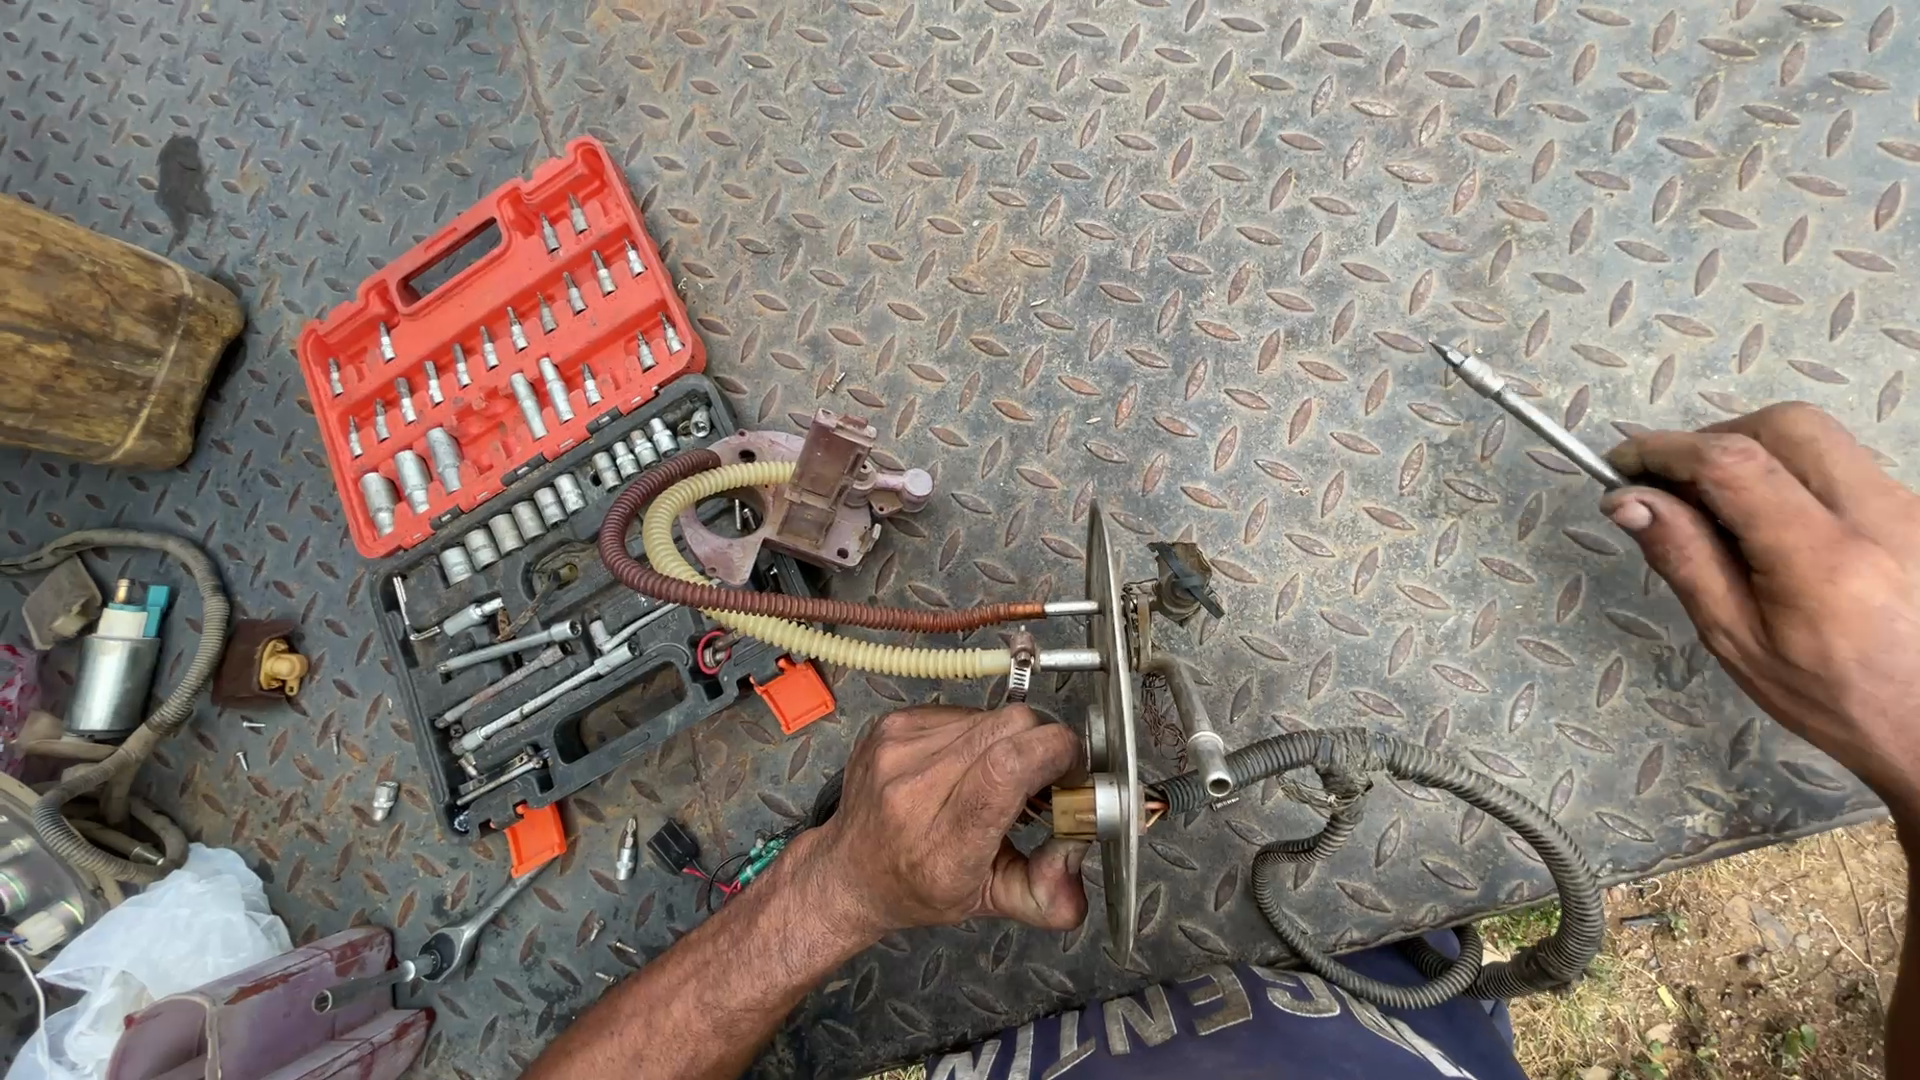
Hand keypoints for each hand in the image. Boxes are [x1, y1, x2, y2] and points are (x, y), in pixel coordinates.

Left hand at [809, 704, 1088, 936]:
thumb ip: (1049, 892)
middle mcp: (913, 791)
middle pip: (1009, 727)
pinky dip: (981, 733)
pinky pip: (964, 710)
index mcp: (942, 846)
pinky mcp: (894, 723)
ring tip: (1001, 774)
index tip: (1071, 771)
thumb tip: (1081, 844)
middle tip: (1045, 776)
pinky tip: (968, 762)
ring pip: (992, 714)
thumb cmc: (918, 885)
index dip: (1054, 754)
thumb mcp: (989, 903)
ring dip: (1012, 739)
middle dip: (1044, 743)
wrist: (849, 867)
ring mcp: (898, 749)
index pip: (1006, 769)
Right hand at [1602, 403, 1919, 813]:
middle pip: (1787, 427)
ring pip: (1819, 445)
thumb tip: (1626, 500)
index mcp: (1823, 557)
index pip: (1733, 463)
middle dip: (1712, 438)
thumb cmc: (1829, 694)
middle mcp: (1885, 517)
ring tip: (1714, 513)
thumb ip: (1682, 557)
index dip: (1664, 450)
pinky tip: (1765, 528)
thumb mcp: (1732, 636)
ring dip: (1749, 458)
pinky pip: (1843, 469)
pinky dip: (1785, 478)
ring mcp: (1916, 510)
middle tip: (1670, 482)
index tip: (1620, 465)